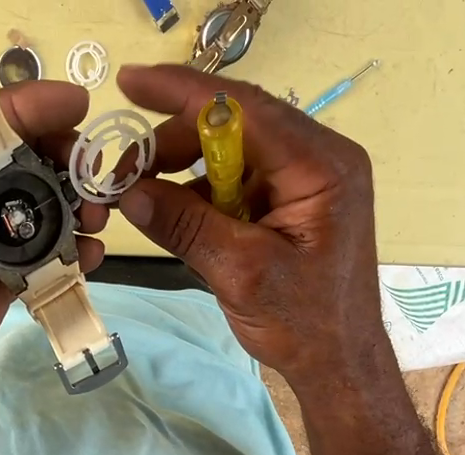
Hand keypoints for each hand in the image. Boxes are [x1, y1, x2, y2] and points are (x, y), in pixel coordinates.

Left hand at [0, 65, 108, 444]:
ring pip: (29, 212)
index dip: (23, 111)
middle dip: (58, 161)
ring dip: (69, 208)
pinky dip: (66, 253)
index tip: (74, 108)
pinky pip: (35, 259)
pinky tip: (91, 256)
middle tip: (99, 174)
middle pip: (10, 166)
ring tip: (101, 217)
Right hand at [115, 64, 391, 394]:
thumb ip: (186, 225)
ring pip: (231, 155)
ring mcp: (303, 182)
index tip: (129, 82)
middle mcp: (316, 160)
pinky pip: (237, 184)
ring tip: (143, 197)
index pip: (243, 108)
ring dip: (184, 171)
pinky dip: (201, 196)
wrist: (338, 363)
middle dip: (175, 141)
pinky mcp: (289, 206)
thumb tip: (130, 193)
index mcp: (319, 165)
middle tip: (126, 171)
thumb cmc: (304, 323)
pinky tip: (175, 216)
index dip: (181, 92)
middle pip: (234, 126)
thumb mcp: (240, 272)